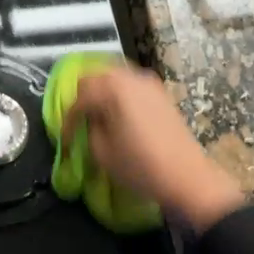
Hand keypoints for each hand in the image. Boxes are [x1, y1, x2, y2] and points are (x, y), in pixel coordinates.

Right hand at [61, 65, 249, 232]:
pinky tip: (118, 114)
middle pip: (94, 78)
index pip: (79, 99)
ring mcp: (148, 83)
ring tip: (97, 116)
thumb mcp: (102, 153)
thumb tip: (90, 122)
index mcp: (112, 89)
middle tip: (79, 121)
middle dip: (83, 98)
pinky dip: (119, 95)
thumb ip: (89, 130)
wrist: (187, 176)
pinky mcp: (160, 93)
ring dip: (101, 93)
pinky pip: (131, 85)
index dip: (68, 120)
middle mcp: (130, 77)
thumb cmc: (140, 165)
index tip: (65, 139)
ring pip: (113, 78)